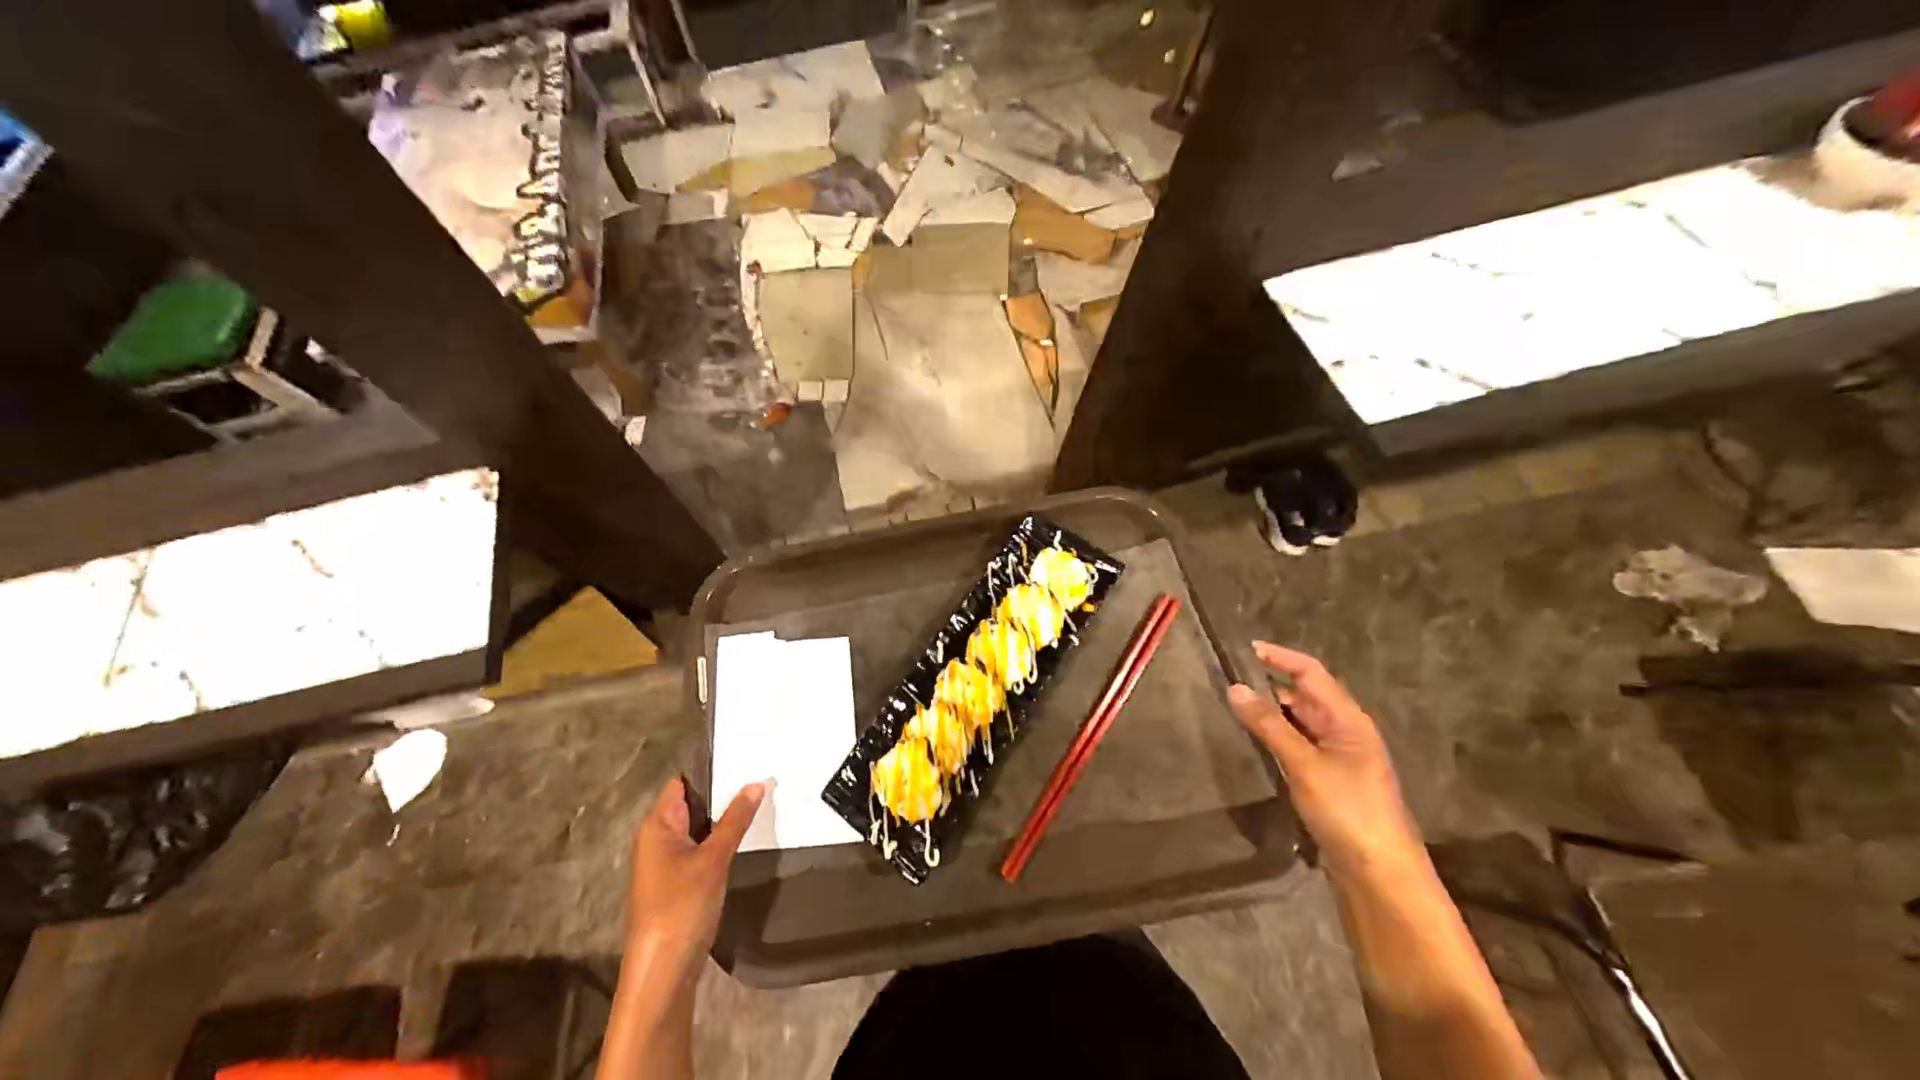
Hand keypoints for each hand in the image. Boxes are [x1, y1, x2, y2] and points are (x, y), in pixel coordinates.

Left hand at [618, 776, 765, 1009]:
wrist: (661, 974)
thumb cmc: (680, 908)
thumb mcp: (713, 860)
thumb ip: (735, 820)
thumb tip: (755, 783)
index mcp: (656, 826)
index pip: (681, 784)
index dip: (709, 770)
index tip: (743, 758)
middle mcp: (656, 840)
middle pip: (691, 805)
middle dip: (722, 794)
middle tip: (760, 777)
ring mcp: (665, 864)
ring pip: (697, 829)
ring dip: (722, 820)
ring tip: (759, 802)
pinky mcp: (676, 884)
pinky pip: (699, 850)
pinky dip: (719, 842)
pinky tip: (743, 839)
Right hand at [1227, 642, 1423, 882]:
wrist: (1380, 873)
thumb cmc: (1349, 810)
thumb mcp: (1305, 764)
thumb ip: (1269, 725)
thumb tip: (1234, 687)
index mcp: (1348, 719)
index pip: (1311, 673)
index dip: (1279, 657)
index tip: (1243, 649)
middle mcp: (1344, 731)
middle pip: (1303, 696)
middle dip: (1268, 685)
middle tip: (1227, 681)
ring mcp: (1337, 757)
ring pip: (1298, 722)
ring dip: (1270, 713)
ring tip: (1231, 707)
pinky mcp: (1328, 779)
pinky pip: (1298, 745)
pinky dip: (1275, 737)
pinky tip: (1253, 742)